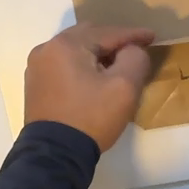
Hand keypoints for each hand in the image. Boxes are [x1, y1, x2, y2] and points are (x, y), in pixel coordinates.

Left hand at [24, 24, 155, 150]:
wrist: (55, 155)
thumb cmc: (91, 117)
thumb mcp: (124, 87)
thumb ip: (134, 59)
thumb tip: (131, 50)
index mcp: (66, 45)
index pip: (107, 33)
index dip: (133, 34)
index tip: (152, 37)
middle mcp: (46, 50)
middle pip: (87, 36)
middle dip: (112, 42)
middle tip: (134, 50)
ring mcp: (37, 68)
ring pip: (74, 51)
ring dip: (96, 54)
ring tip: (116, 65)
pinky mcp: (35, 86)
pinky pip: (63, 67)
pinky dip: (81, 67)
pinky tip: (94, 79)